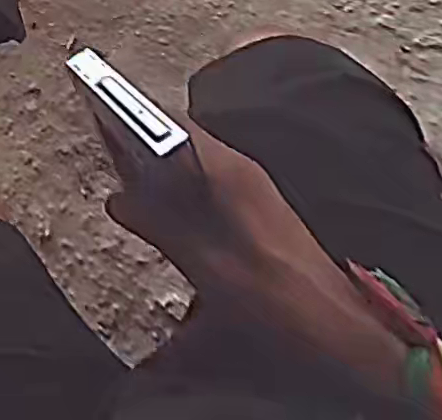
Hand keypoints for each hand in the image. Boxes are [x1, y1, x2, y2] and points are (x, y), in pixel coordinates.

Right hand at [104, 124, 408, 393]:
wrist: (343, 332)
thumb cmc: (275, 293)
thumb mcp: (203, 262)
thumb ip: (156, 224)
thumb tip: (118, 202)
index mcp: (225, 169)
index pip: (167, 120)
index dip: (129, 113)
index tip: (98, 108)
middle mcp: (238, 168)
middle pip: (176, 134)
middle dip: (138, 136)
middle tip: (105, 144)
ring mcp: (250, 186)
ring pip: (189, 156)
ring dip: (156, 160)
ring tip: (124, 173)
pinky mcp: (256, 206)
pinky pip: (203, 177)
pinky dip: (176, 181)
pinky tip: (161, 205)